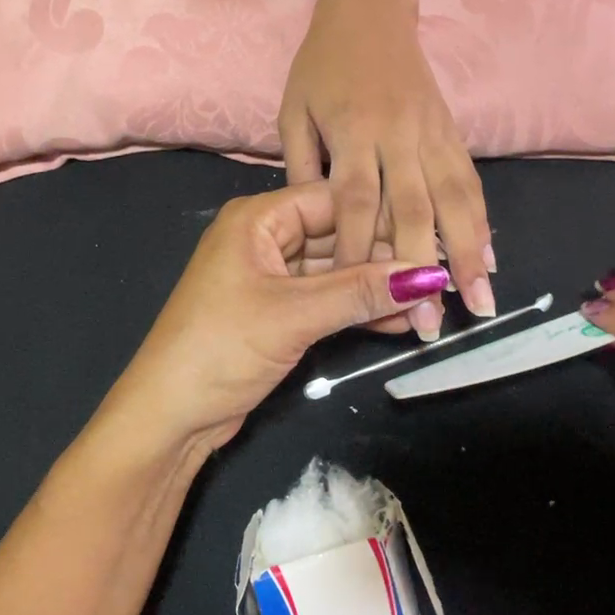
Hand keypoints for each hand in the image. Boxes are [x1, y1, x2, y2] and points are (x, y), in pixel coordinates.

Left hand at [108, 183, 448, 449]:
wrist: (170, 415)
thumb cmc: (220, 348)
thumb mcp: (292, 316)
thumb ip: (359, 292)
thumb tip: (429, 274)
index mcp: (257, 218)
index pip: (332, 199)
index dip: (383, 215)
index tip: (435, 233)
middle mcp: (265, 237)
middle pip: (338, 235)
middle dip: (386, 259)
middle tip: (444, 277)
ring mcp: (272, 276)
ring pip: (337, 271)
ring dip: (377, 289)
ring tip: (433, 305)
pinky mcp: (279, 311)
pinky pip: (328, 299)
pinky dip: (359, 309)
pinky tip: (402, 321)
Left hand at [278, 0, 492, 341]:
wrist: (369, 10)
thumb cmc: (319, 65)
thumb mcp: (292, 112)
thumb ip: (301, 167)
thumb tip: (311, 227)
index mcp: (349, 131)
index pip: (355, 202)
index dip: (360, 253)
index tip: (365, 302)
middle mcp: (395, 135)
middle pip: (412, 209)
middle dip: (423, 269)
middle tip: (434, 327)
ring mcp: (430, 131)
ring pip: (455, 198)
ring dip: (470, 253)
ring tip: (481, 303)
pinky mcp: (451, 129)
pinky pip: (470, 179)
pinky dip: (483, 219)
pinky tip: (491, 255)